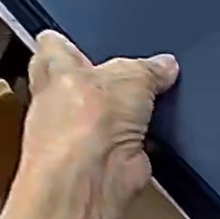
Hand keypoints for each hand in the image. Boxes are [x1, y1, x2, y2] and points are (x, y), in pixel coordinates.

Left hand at [0, 31, 178, 218]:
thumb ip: (149, 69)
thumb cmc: (87, 122)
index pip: (53, 48)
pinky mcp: (104, 165)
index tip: (81, 43)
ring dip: (126, 117)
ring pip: (106, 120)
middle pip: (82, 86)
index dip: (68, 44)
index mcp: (56, 71)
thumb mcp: (131, 75)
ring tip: (150, 106)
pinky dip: (141, 146)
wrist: (94, 175)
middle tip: (131, 77)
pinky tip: (153, 139)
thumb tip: (165, 65)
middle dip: (107, 84)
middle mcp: (61, 106)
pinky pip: (126, 148)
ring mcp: (82, 140)